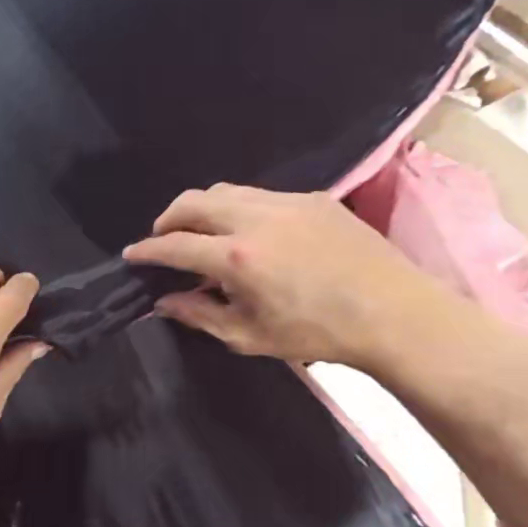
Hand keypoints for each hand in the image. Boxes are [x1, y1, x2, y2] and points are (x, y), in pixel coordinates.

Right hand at [122, 184, 456, 369]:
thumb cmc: (318, 334)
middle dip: (168, 218)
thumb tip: (164, 302)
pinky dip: (238, 207)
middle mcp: (256, 218)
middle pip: (193, 201)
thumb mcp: (249, 336)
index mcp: (238, 257)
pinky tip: (248, 231)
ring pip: (225, 190)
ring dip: (201, 207)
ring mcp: (286, 202)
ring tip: (201, 231)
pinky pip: (260, 193)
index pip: (175, 245)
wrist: (395, 314)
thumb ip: (200, 315)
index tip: (131, 255)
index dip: (147, 250)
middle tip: (162, 239)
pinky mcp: (313, 198)